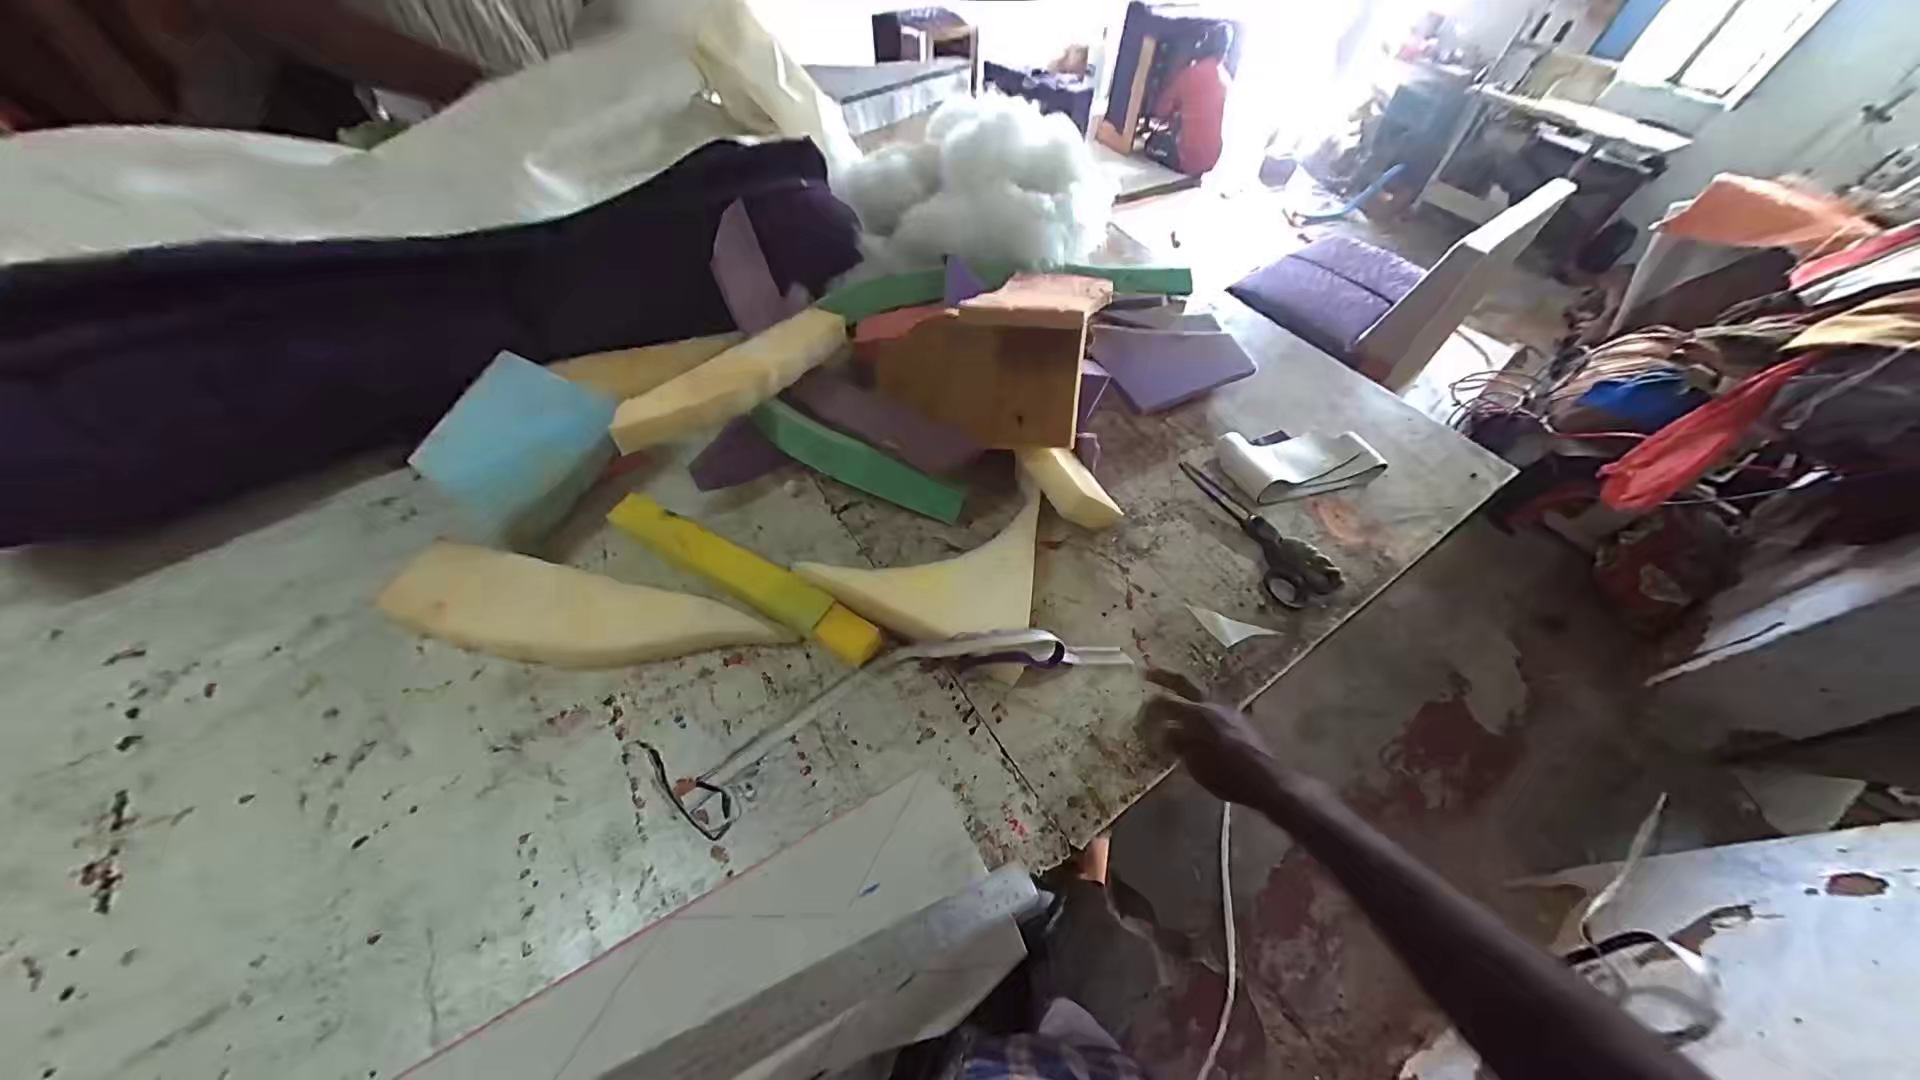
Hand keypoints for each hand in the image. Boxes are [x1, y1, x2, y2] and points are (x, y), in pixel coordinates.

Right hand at [1142, 669, 1281, 806]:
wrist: (1269, 781)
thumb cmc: (1228, 776)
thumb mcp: (1195, 764)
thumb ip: (1178, 743)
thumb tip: (1165, 732)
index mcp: (1198, 714)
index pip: (1165, 702)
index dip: (1149, 706)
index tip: (1139, 710)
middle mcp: (1212, 705)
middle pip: (1183, 683)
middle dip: (1163, 676)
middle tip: (1147, 671)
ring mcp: (1228, 710)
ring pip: (1199, 694)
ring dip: (1182, 692)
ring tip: (1171, 696)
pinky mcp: (1239, 720)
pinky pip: (1211, 706)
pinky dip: (1197, 706)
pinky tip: (1194, 718)